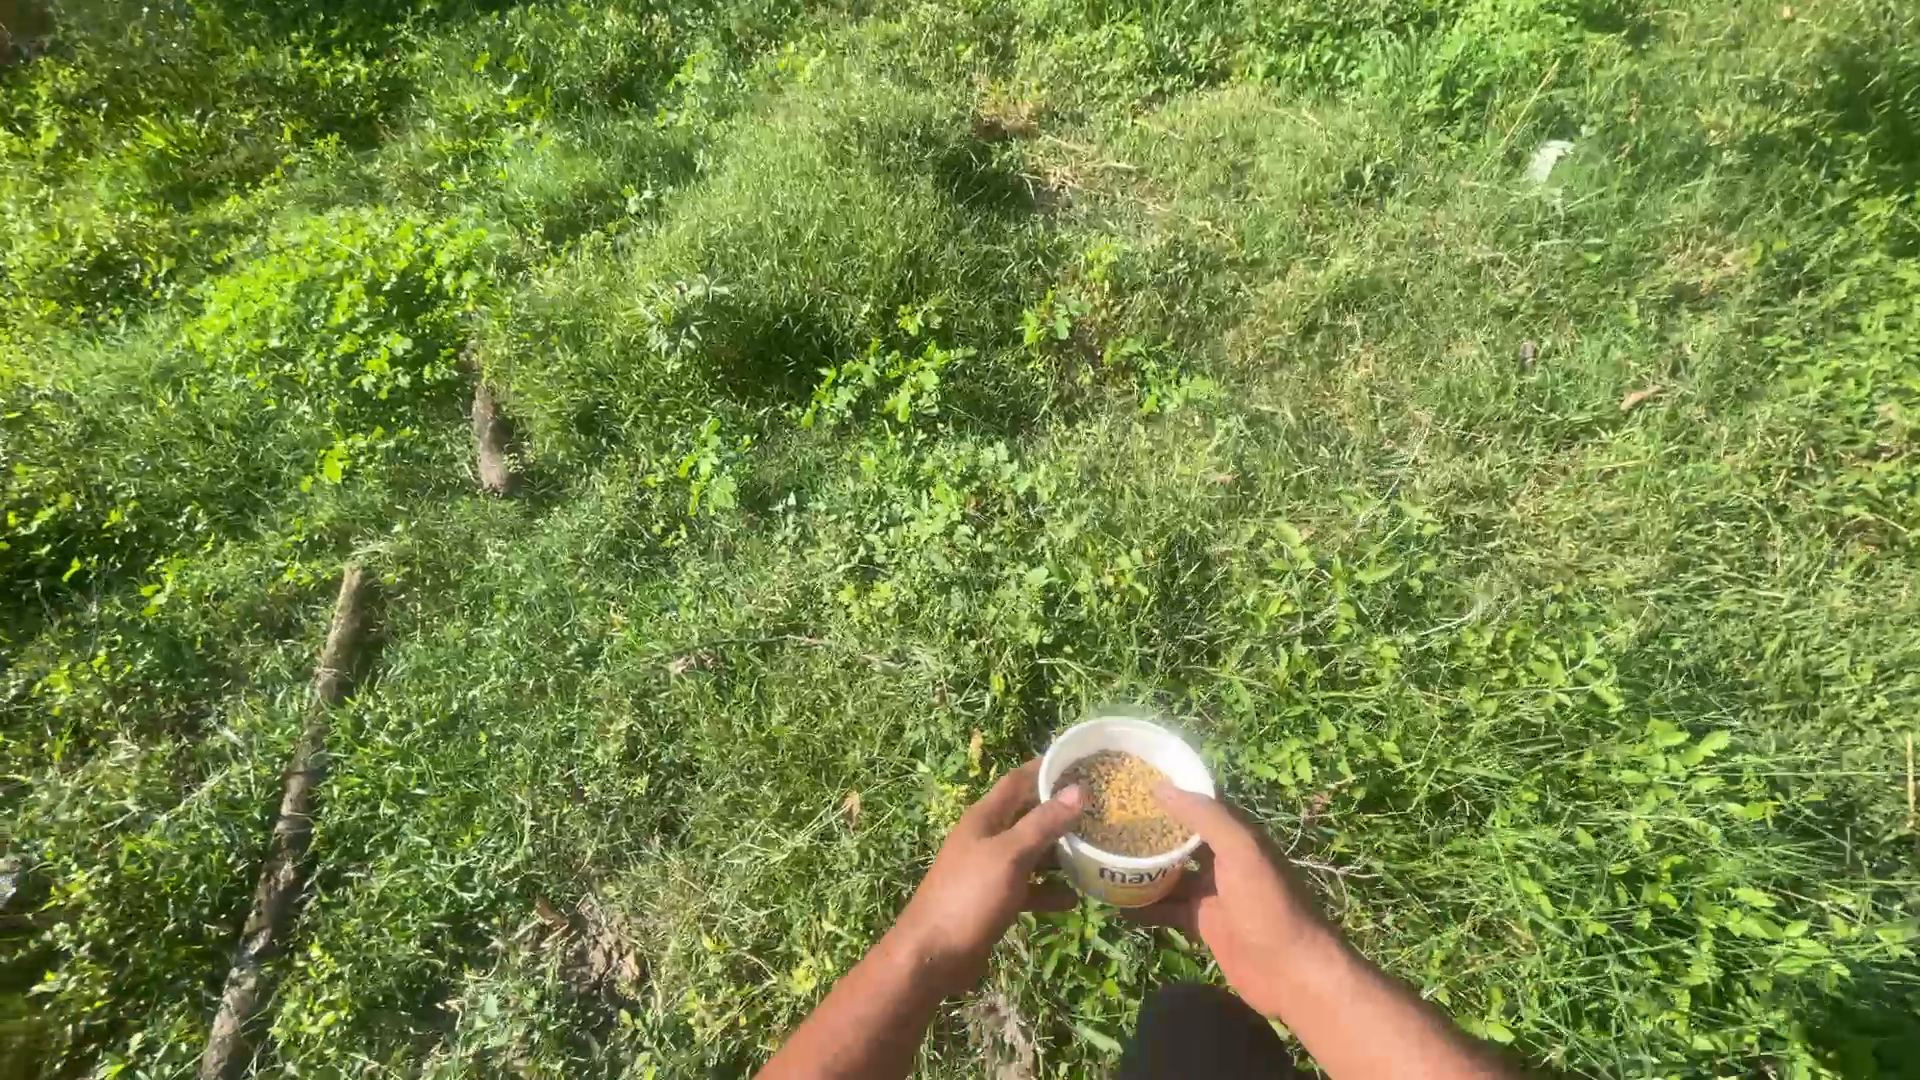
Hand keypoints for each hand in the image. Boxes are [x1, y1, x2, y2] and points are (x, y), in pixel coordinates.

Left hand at [888, 758, 1084, 997]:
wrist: (932, 954)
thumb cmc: (970, 894)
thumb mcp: (1010, 855)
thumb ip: (1043, 823)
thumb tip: (1079, 789)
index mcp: (986, 816)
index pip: (1018, 780)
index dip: (1045, 768)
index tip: (1080, 763)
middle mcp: (988, 836)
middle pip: (1028, 815)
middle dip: (1060, 812)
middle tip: (1099, 810)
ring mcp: (992, 868)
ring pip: (1032, 852)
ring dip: (1059, 852)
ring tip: (1096, 851)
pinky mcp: (996, 899)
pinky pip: (1029, 887)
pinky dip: (1049, 890)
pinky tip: (1075, 898)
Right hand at [1130, 784, 1330, 1017]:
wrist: (1294, 975)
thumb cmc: (1268, 904)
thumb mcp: (1240, 851)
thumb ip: (1204, 817)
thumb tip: (1160, 787)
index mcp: (1235, 835)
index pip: (1196, 805)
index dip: (1167, 793)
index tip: (1130, 784)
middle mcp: (1222, 859)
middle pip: (1178, 839)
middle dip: (1148, 831)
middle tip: (1107, 821)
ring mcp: (1212, 893)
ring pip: (1169, 874)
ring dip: (1142, 869)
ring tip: (1104, 858)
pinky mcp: (1204, 924)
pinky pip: (1168, 909)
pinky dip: (1144, 907)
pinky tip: (1116, 905)